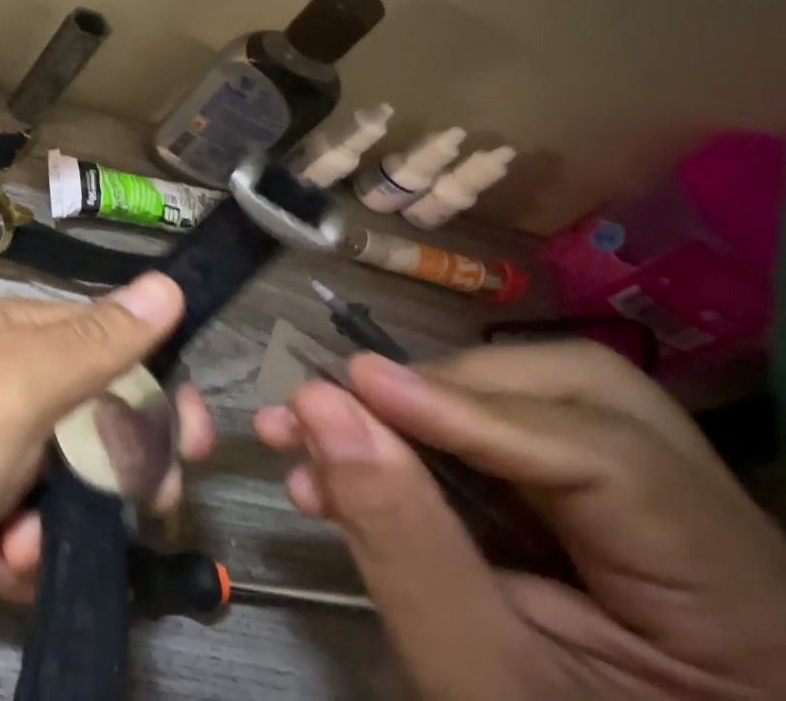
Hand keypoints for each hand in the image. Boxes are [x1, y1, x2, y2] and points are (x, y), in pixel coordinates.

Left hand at [0, 273, 212, 600]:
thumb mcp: (22, 381)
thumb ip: (99, 343)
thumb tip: (167, 285)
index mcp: (22, 340)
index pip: (120, 353)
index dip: (162, 398)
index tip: (192, 448)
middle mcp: (12, 388)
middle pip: (104, 432)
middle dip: (114, 482)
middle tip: (130, 511)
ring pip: (71, 494)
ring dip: (55, 531)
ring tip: (15, 545)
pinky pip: (30, 532)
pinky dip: (17, 555)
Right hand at [254, 342, 785, 699]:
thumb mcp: (471, 669)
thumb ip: (402, 538)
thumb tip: (319, 408)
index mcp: (740, 604)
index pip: (610, 462)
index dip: (471, 413)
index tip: (351, 385)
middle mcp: (724, 532)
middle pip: (584, 399)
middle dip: (441, 393)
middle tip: (335, 410)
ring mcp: (662, 511)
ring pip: (536, 402)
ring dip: (415, 409)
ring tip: (314, 437)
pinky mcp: (598, 509)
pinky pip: (503, 440)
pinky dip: (417, 439)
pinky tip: (346, 463)